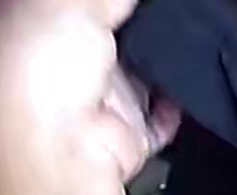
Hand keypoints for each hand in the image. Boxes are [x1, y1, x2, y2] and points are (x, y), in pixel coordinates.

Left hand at [0, 0, 179, 184]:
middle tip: (173, 13)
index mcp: (45, 14)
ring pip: (144, 75)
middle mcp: (73, 55)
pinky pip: (163, 119)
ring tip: (190, 42)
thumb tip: (143, 1)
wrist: (65, 139)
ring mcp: (105, 97)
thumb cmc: (48, 61)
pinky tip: (191, 88)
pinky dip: (178, 108)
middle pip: (117, 34)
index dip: (111, 1)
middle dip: (143, 24)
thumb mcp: (79, 1)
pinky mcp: (132, 131)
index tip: (141, 0)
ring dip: (164, 64)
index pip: (82, 2)